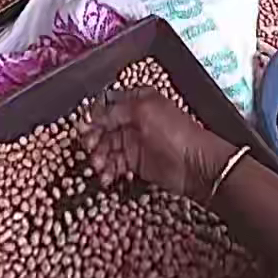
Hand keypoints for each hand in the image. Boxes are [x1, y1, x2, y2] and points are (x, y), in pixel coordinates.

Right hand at [78, 89, 233, 203]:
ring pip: (107, 146)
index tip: (84, 127)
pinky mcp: (135, 161)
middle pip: (104, 126)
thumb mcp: (144, 113)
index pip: (109, 103)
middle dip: (95, 137)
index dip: (95, 115)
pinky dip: (108, 170)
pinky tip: (107, 177)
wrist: (194, 164)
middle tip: (90, 148)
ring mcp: (134, 140)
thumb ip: (117, 111)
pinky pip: (114, 163)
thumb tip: (93, 113)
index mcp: (139, 100)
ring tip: (99, 166)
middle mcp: (134, 118)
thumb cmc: (174, 132)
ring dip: (99, 156)